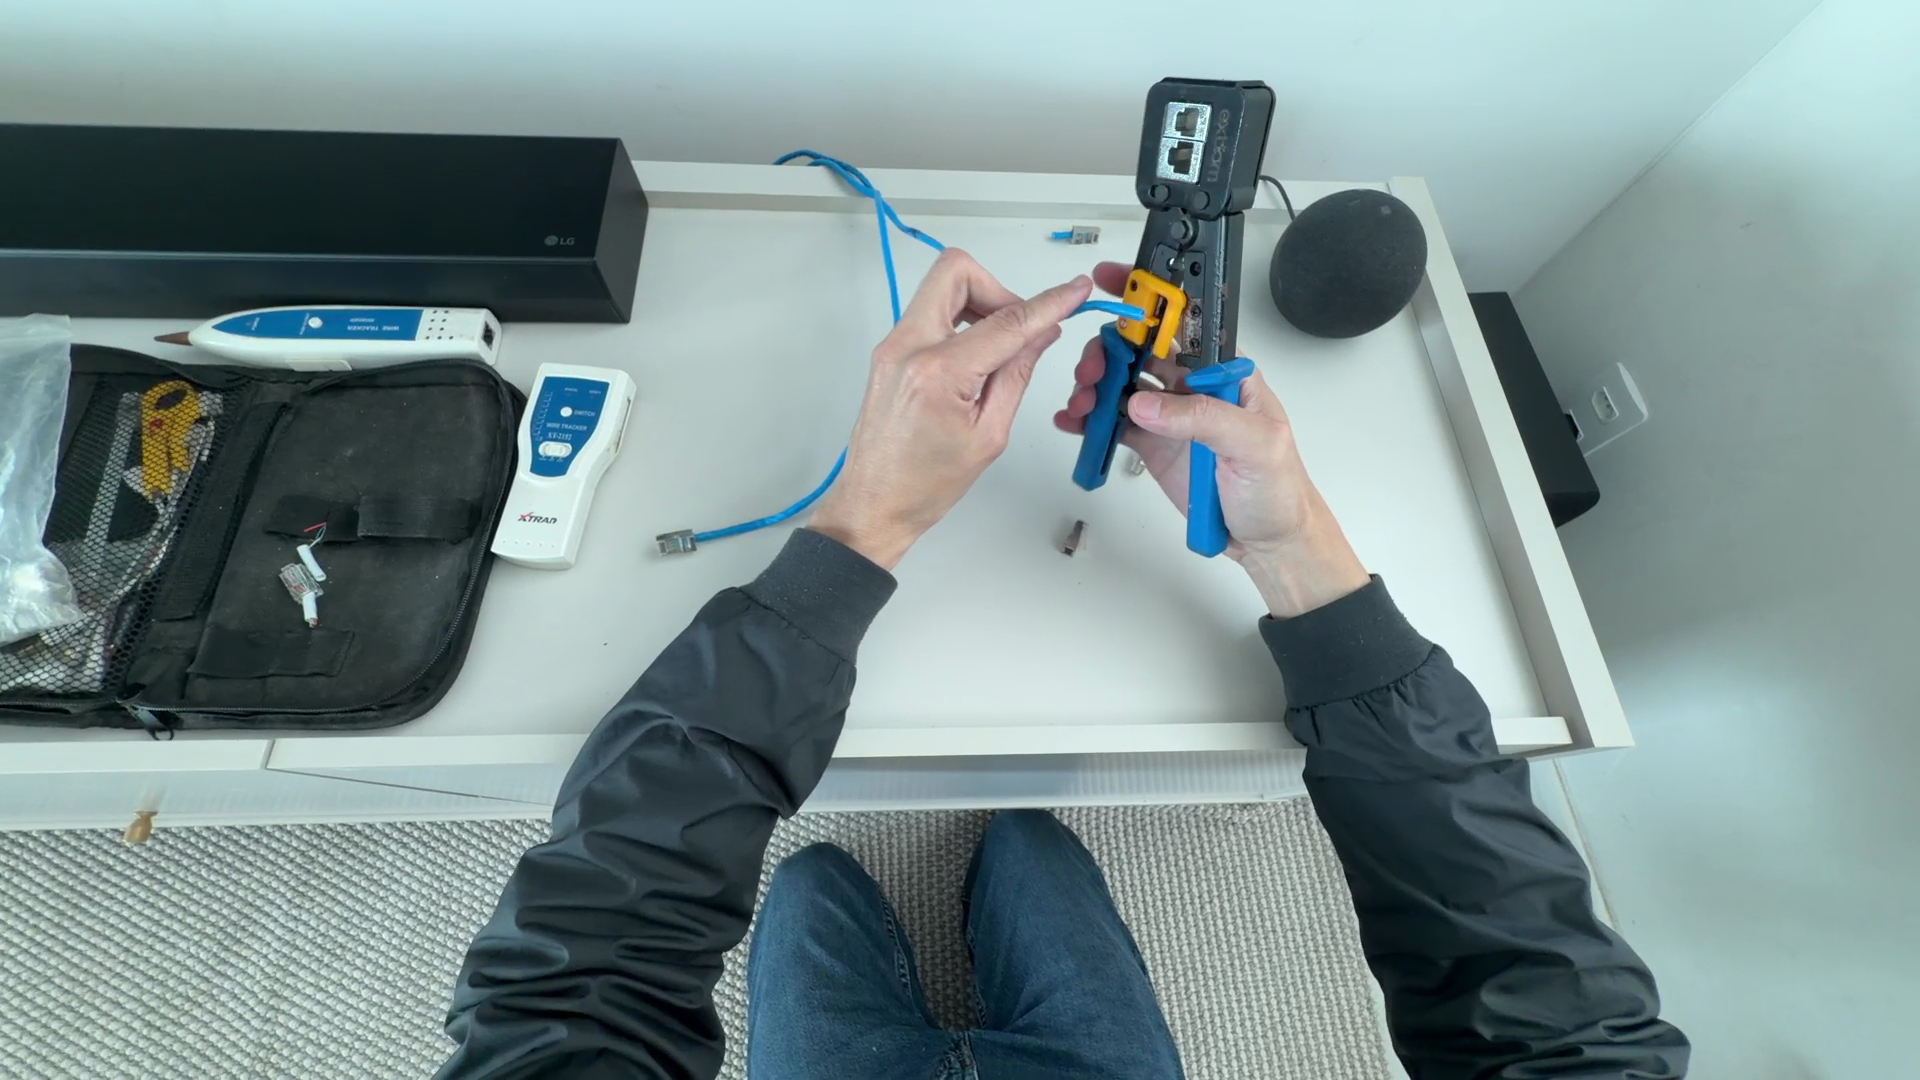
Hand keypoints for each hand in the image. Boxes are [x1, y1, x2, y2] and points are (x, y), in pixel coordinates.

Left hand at [811, 249, 1093, 568]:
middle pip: (957, 272)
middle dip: (998, 288)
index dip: (1048, 304)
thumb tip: (1042, 333)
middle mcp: (908, 347)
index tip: (1075, 290)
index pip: (1005, 322)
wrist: (874, 504)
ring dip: (978, 303)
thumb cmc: (927, 484)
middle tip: (1019, 329)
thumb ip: (1017, 375)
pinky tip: (977, 358)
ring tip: (999, 350)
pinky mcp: (888, 353)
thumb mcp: (988, 435)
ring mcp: (892, 346)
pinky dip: (960, 322)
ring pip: (941, 287)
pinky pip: (930, 314)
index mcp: (938, 373)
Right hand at [1053, 262, 1368, 616]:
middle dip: (1107, 350)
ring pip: (1118, 384)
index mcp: (1224, 371)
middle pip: (1139, 349)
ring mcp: (1168, 415)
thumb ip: (1203, 418)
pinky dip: (1087, 420)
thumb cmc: (1278, 488)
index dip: (1148, 298)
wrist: (1266, 541)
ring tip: (1078, 403)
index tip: (1114, 283)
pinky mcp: (1149, 444)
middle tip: (1090, 371)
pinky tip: (1071, 422)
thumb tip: (1144, 403)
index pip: (1184, 322)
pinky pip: (1111, 423)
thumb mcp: (1256, 445)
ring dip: (1092, 385)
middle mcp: (1192, 386)